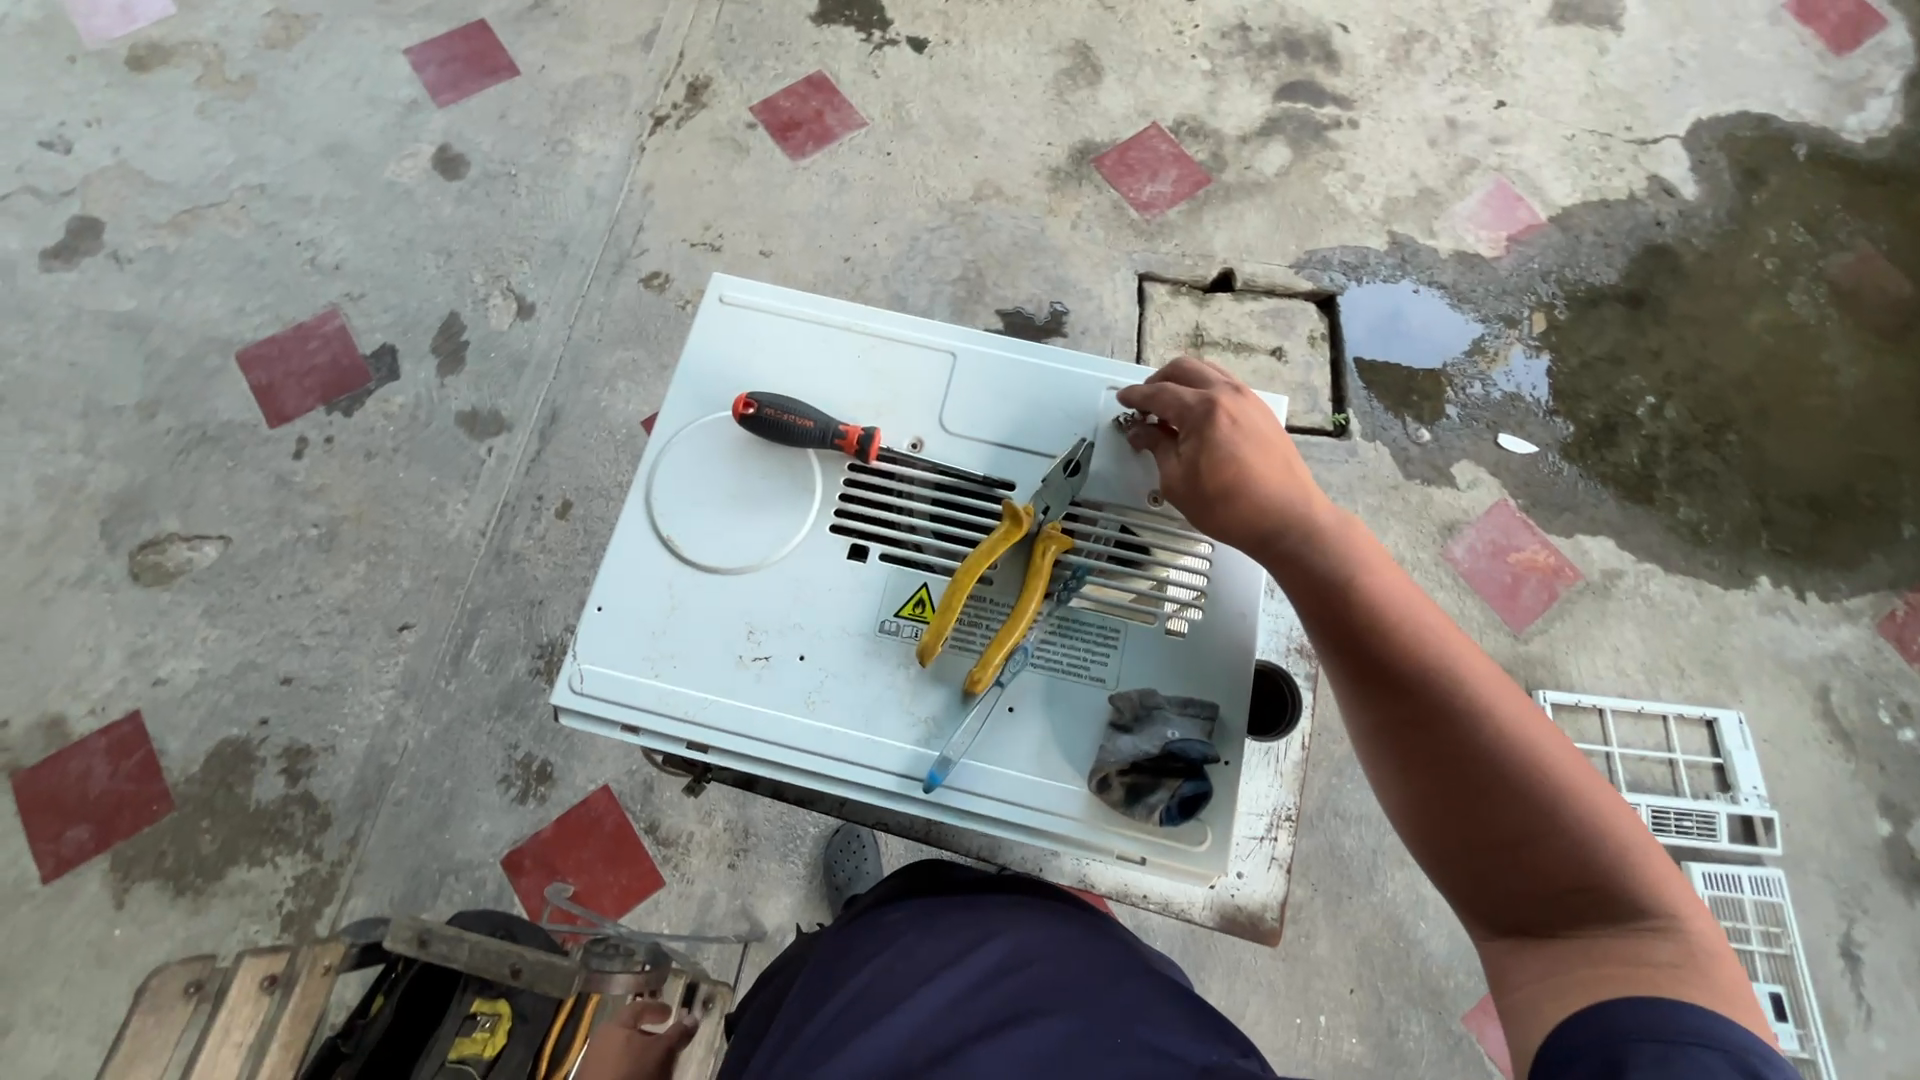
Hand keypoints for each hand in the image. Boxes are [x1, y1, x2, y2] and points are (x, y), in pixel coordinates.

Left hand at [572, 1000, 697, 1079]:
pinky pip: (612, 1064)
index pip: (638, 1007)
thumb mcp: (664, 1052)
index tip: (670, 1013)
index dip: (656, 1008)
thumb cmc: (635, 1073)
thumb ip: (678, 1033)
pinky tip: (637, 1073)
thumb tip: (693, 1017)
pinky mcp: (590, 1079)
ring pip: (619, 1048)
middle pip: (628, 1028)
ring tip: (653, 1059)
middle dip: (648, 1032)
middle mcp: (599, 1038)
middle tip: (663, 1037)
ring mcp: (591, 1061)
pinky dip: (627, 1064)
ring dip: (638, 1050)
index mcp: (615, 1025)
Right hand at [1115, 358, 1332, 555]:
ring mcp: (1249, 400)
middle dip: (1158, 381)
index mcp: (1202, 409)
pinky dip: (1205, 391)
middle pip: (1184, 369)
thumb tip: (1141, 432)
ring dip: (1183, 383)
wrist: (1286, 519)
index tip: (1123, 400)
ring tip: (1170, 409)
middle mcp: (1227, 394)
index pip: (1159, 393)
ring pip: (1208, 372)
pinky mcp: (1261, 412)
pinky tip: (1198, 418)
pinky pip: (1226, 386)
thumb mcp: (1177, 481)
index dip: (1135, 397)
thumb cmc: (1228, 507)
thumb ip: (1157, 447)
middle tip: (1144, 404)